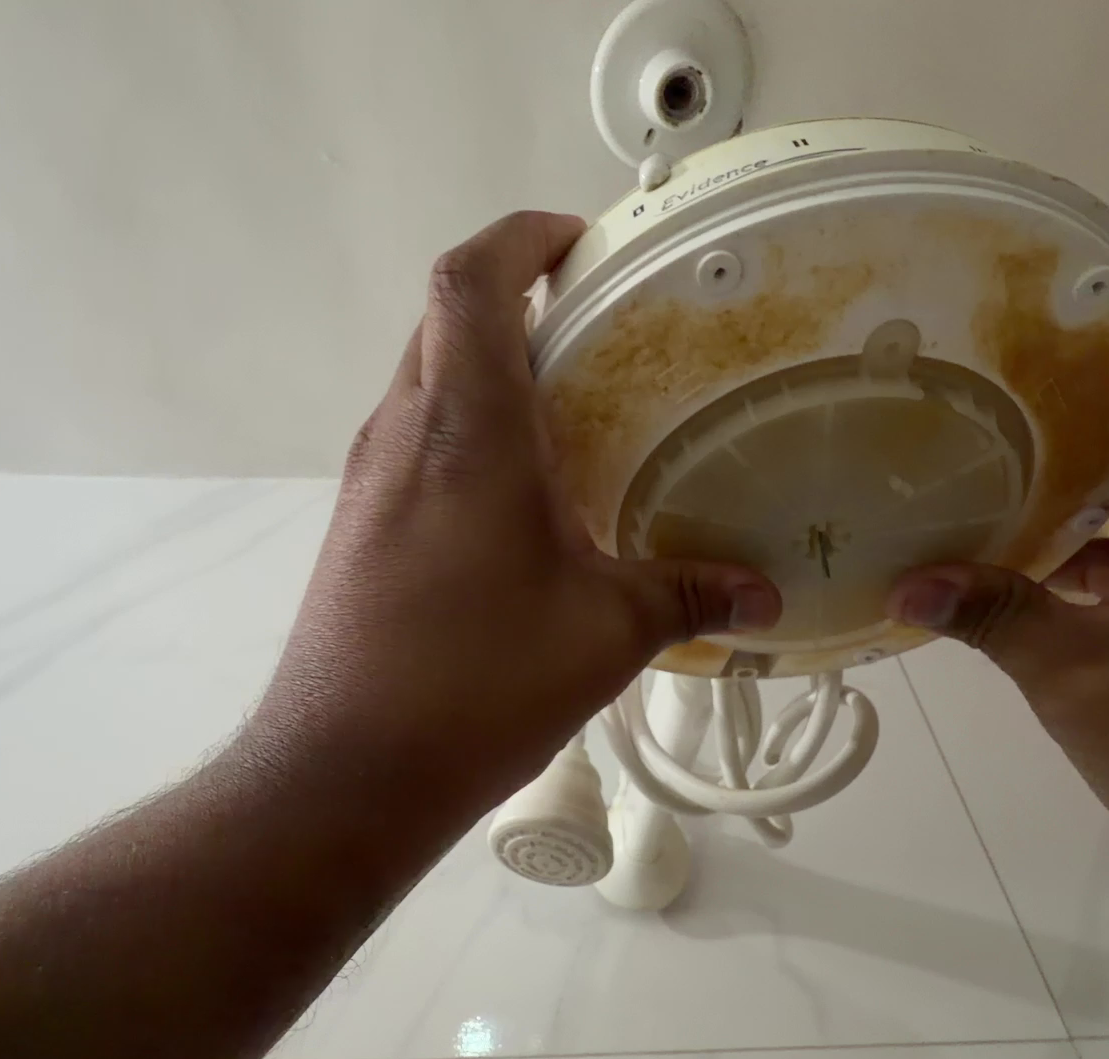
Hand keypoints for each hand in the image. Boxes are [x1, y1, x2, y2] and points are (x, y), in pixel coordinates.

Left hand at [259, 211, 780, 798]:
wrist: (342, 770)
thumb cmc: (473, 684)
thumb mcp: (602, 634)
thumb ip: (688, 594)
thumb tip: (766, 596)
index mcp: (465, 430)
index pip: (470, 279)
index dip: (522, 237)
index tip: (582, 245)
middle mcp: (403, 433)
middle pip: (446, 319)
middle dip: (518, 300)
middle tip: (598, 331)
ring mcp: (369, 478)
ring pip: (427, 379)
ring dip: (490, 369)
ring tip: (572, 408)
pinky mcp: (359, 522)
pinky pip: (416, 439)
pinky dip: (468, 429)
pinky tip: (523, 494)